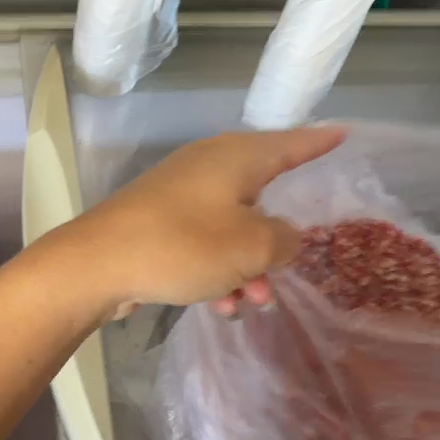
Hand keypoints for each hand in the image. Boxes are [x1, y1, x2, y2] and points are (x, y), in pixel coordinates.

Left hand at [42, 127, 345, 318]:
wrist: (97, 264)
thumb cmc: (182, 245)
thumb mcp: (251, 247)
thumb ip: (284, 239)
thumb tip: (287, 236)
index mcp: (235, 158)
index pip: (290, 144)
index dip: (318, 142)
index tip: (343, 133)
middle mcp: (208, 167)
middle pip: (261, 197)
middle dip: (276, 243)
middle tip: (285, 274)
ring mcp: (180, 195)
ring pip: (233, 230)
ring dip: (248, 267)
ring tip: (251, 303)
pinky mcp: (159, 224)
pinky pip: (204, 245)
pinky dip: (218, 271)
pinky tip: (219, 306)